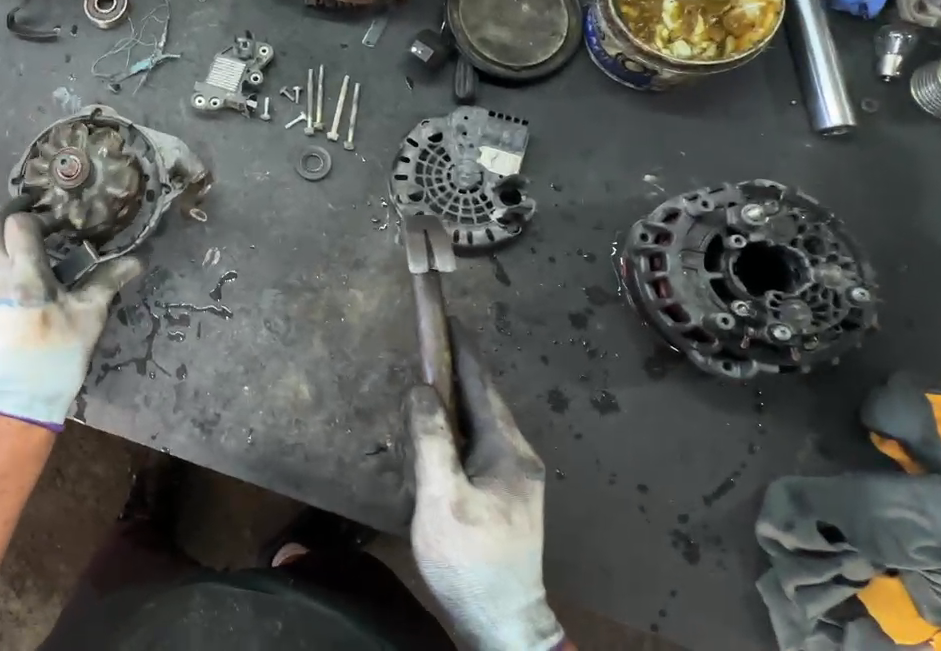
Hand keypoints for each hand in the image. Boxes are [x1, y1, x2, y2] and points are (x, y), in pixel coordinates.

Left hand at [0, 205, 142, 430]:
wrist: (19, 398)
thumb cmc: (58, 355)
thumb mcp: (88, 316)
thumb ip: (107, 281)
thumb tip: (136, 261)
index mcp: (25, 275)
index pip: (20, 223)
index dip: (35, 216)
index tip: (50, 224)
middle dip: (7, 212)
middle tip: (25, 214)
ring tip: (14, 254)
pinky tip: (2, 288)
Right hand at [407, 342, 566, 650]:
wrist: (499, 620)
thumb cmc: (470, 559)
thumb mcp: (443, 498)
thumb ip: (431, 440)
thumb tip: (422, 389)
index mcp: (509, 452)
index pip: (482, 387)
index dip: (464, 352)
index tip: (449, 319)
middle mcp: (518, 457)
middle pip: (482, 402)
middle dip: (454, 374)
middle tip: (424, 349)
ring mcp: (513, 477)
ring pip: (477, 423)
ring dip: (451, 403)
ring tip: (423, 386)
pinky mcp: (502, 494)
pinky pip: (474, 444)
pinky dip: (452, 428)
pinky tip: (432, 434)